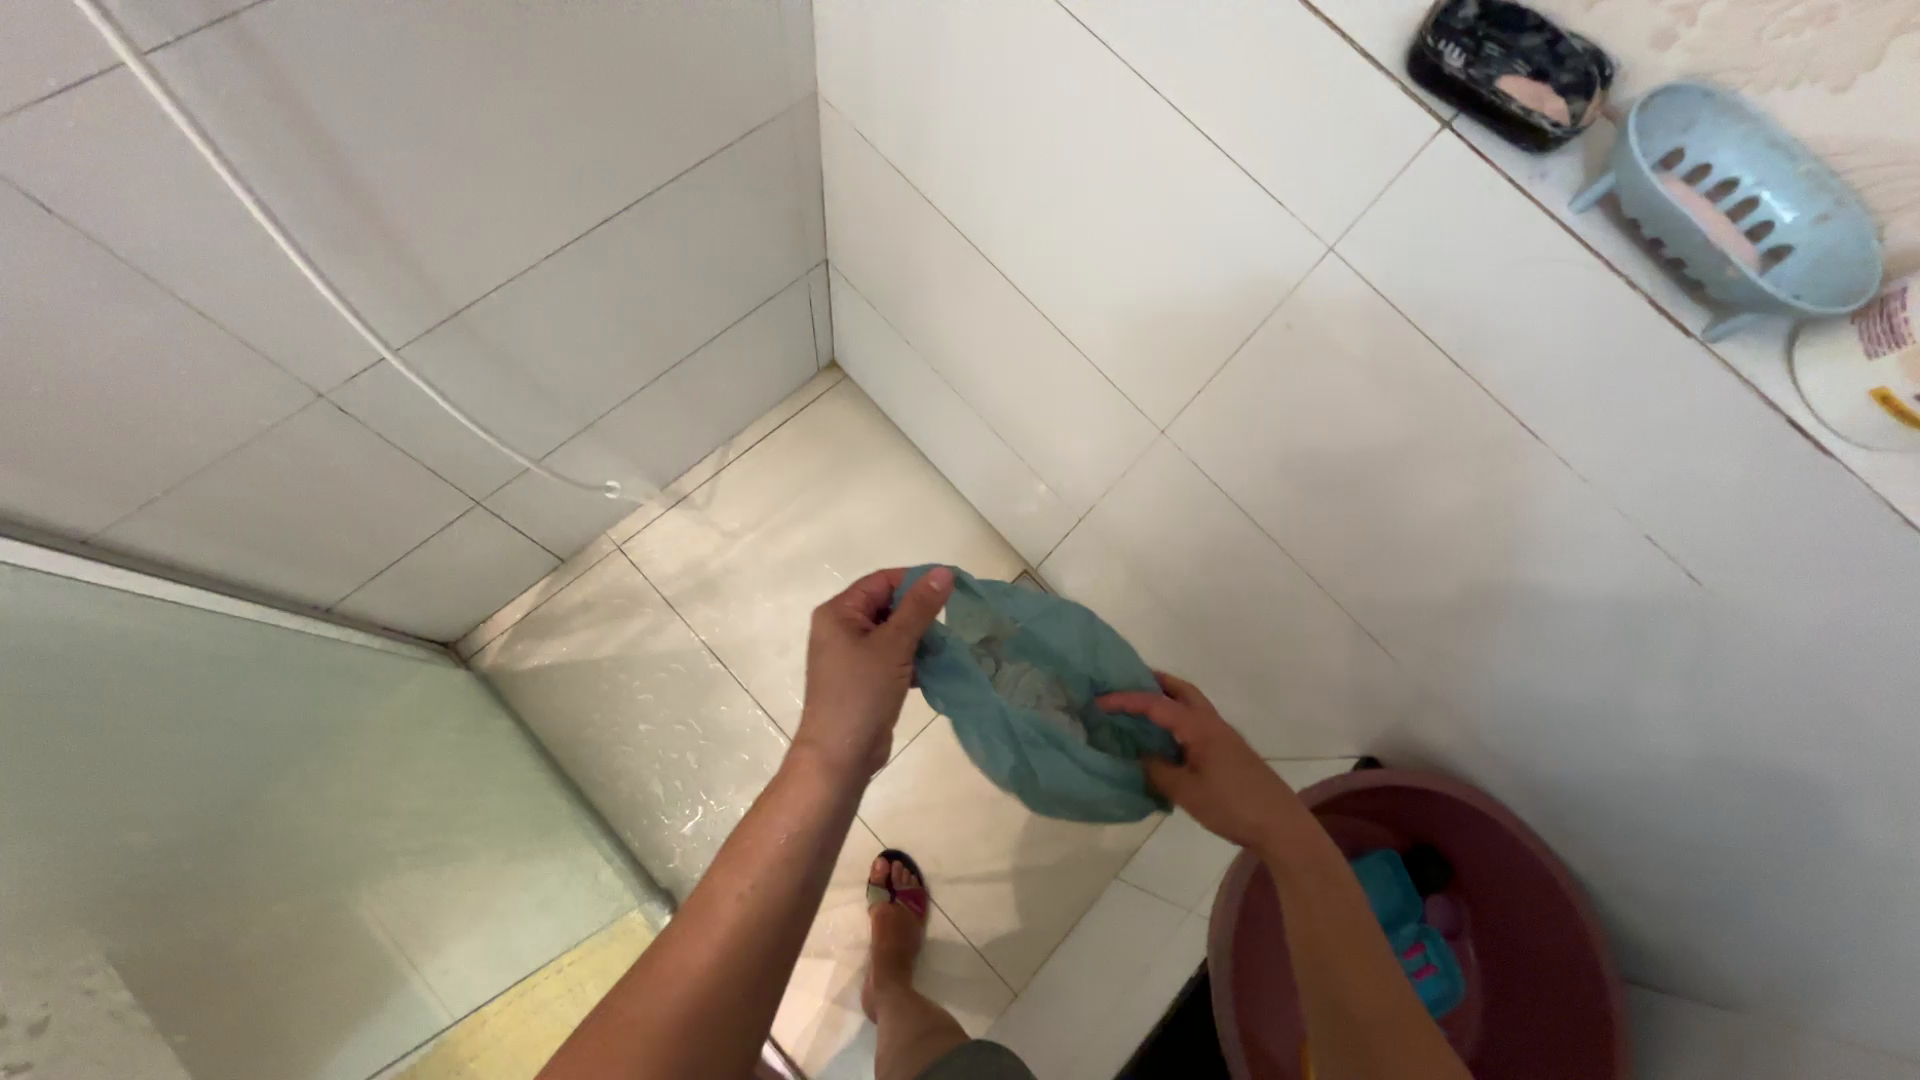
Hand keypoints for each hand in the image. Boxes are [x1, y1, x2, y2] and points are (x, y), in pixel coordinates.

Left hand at [793, 567, 952, 778]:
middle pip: (887, 606)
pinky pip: (892, 658)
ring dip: (920, 639)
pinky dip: (913, 660)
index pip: (882, 581)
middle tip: (954, 620)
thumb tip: (943, 572)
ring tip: (948, 646)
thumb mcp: (893, 645)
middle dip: (920, 613)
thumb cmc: (861, 693)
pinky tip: (936, 669)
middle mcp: (841, 629)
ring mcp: (851, 656)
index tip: (951, 587)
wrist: (840, 756)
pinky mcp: (864, 680)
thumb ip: (920, 607)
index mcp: (838, 612)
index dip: (915, 580)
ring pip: (893, 634)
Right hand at [1097, 672, 1298, 850]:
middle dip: (1153, 681)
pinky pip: (1197, 721)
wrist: (1280, 826)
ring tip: (1140, 706)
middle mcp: (1212, 723)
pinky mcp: (1229, 750)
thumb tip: (1140, 757)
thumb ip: (1158, 771)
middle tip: (1126, 682)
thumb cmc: (1232, 806)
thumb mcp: (1186, 792)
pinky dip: (1177, 717)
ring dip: (1167, 698)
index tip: (1099, 702)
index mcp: (1199, 727)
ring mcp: (1224, 736)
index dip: (1125, 700)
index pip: (1156, 704)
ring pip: (1191, 704)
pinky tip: (1166, 737)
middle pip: (1181, 690)